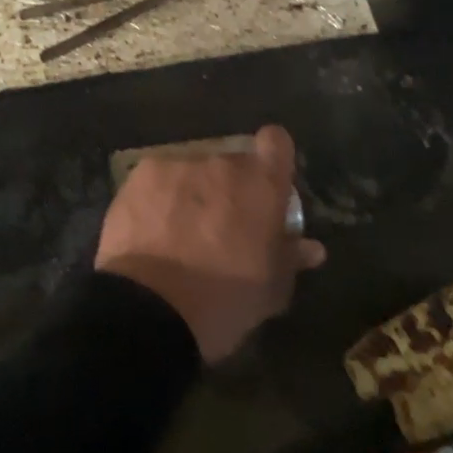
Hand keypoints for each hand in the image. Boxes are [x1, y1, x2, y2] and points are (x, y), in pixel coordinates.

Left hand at [95, 125, 327, 362]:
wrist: (151, 310)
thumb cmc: (224, 302)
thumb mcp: (270, 290)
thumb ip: (290, 259)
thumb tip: (311, 247)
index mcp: (262, 185)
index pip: (276, 142)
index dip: (272, 158)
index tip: (265, 184)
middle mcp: (222, 163)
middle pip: (231, 163)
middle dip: (229, 188)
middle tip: (220, 225)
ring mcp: (179, 164)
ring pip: (192, 171)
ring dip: (192, 192)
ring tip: (179, 232)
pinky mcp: (141, 174)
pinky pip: (157, 180)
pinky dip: (157, 198)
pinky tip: (150, 229)